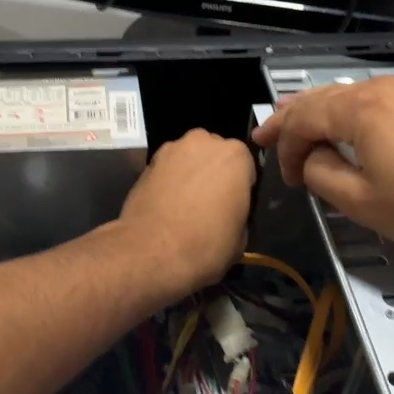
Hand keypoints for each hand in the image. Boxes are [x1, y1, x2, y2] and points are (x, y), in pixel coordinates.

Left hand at [114, 128, 254, 297]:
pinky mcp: (147, 162)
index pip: (246, 166)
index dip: (241, 188)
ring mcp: (171, 148)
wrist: (151, 251)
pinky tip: (166, 206)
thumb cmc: (206, 244)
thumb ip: (239, 210)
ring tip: (185, 206)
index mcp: (235, 155)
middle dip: (214, 173)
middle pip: (215, 154)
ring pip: (189, 158)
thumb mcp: (241, 238)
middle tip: (210, 204)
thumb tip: (228, 211)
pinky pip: (168, 169)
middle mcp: (203, 142)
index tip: (235, 207)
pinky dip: (169, 181)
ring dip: (190, 174)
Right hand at [251, 77, 393, 261]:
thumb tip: (311, 160)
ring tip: (292, 125)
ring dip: (317, 113)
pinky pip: (368, 102)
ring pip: (344, 96)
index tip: (283, 177)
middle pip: (321, 98)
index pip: (304, 119)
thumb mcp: (362, 202)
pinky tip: (337, 125)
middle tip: (264, 134)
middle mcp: (379, 89)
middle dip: (291, 119)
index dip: (285, 146)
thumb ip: (321, 174)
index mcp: (361, 109)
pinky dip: (344, 113)